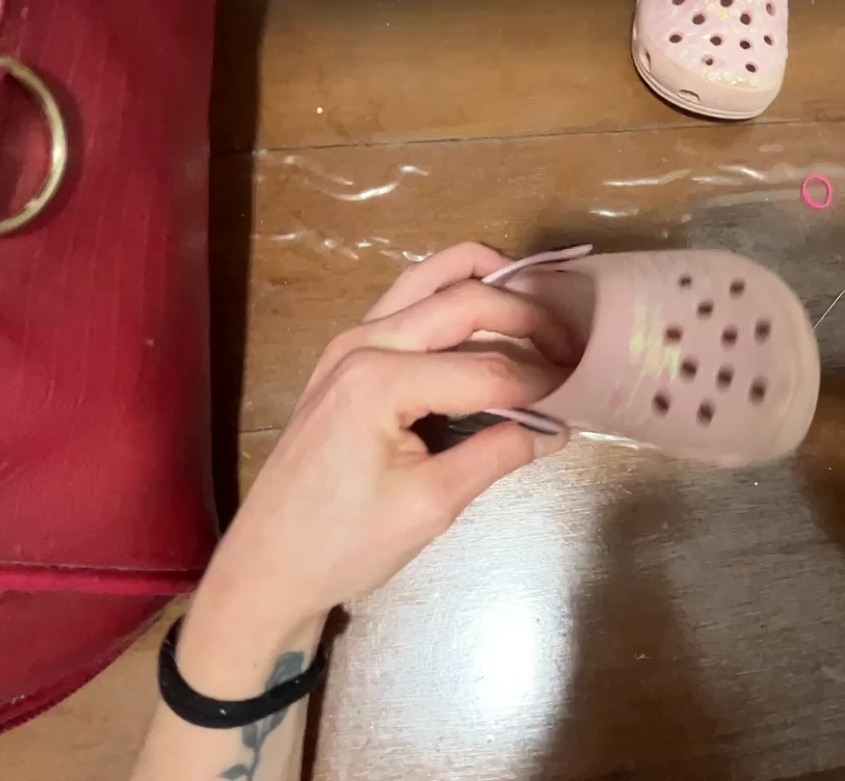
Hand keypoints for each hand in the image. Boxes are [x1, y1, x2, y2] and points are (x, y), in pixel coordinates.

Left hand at [179, 243, 575, 689]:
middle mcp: (365, 341)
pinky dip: (456, 295)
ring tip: (536, 306)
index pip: (488, 368)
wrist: (266, 566)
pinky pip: (411, 298)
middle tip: (570, 346)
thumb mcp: (432, 505)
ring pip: (433, 277)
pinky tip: (487, 317)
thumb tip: (558, 428)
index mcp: (381, 380)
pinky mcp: (350, 349)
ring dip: (489, 283)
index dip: (541, 380)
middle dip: (527, 315)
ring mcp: (352, 338)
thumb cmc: (344, 544)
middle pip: (465, 300)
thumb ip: (498, 454)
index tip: (579, 393)